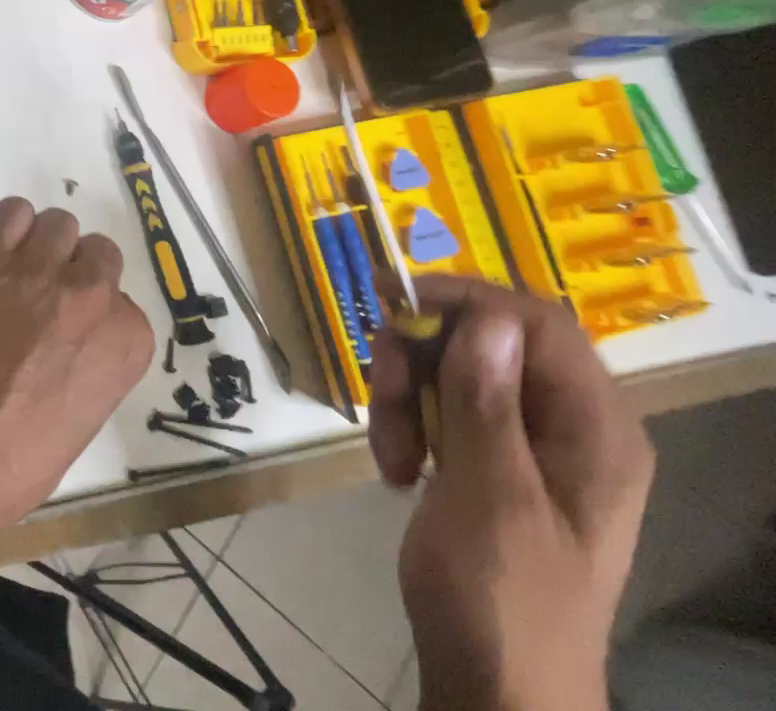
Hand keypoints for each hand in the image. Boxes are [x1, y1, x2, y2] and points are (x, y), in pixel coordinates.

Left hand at [0, 197, 155, 528]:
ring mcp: (34, 272)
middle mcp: (90, 297)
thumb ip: (84, 366)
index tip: (62, 333)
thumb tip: (61, 346)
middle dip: (70, 271)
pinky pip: (9, 214)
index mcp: (125, 343)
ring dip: (40, 244)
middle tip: (38, 299)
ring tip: (12, 273)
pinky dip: (4, 228)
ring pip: (57, 223)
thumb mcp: (76, 421)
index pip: (122, 303)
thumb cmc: (9, 464)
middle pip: (96, 253)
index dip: (88, 316)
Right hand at [369, 277, 653, 710]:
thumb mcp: (489, 496)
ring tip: (389, 456)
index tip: (389, 303)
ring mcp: (528, 445)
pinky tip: (397, 469)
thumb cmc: (501, 594)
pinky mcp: (491, 463)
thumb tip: (485, 319)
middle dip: (419, 361)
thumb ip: (487, 405)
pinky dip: (408, 427)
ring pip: (452, 375)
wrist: (496, 680)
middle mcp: (569, 425)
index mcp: (595, 429)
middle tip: (378, 395)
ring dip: (404, 400)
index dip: (466, 301)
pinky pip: (443, 412)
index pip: (537, 325)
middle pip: (485, 345)